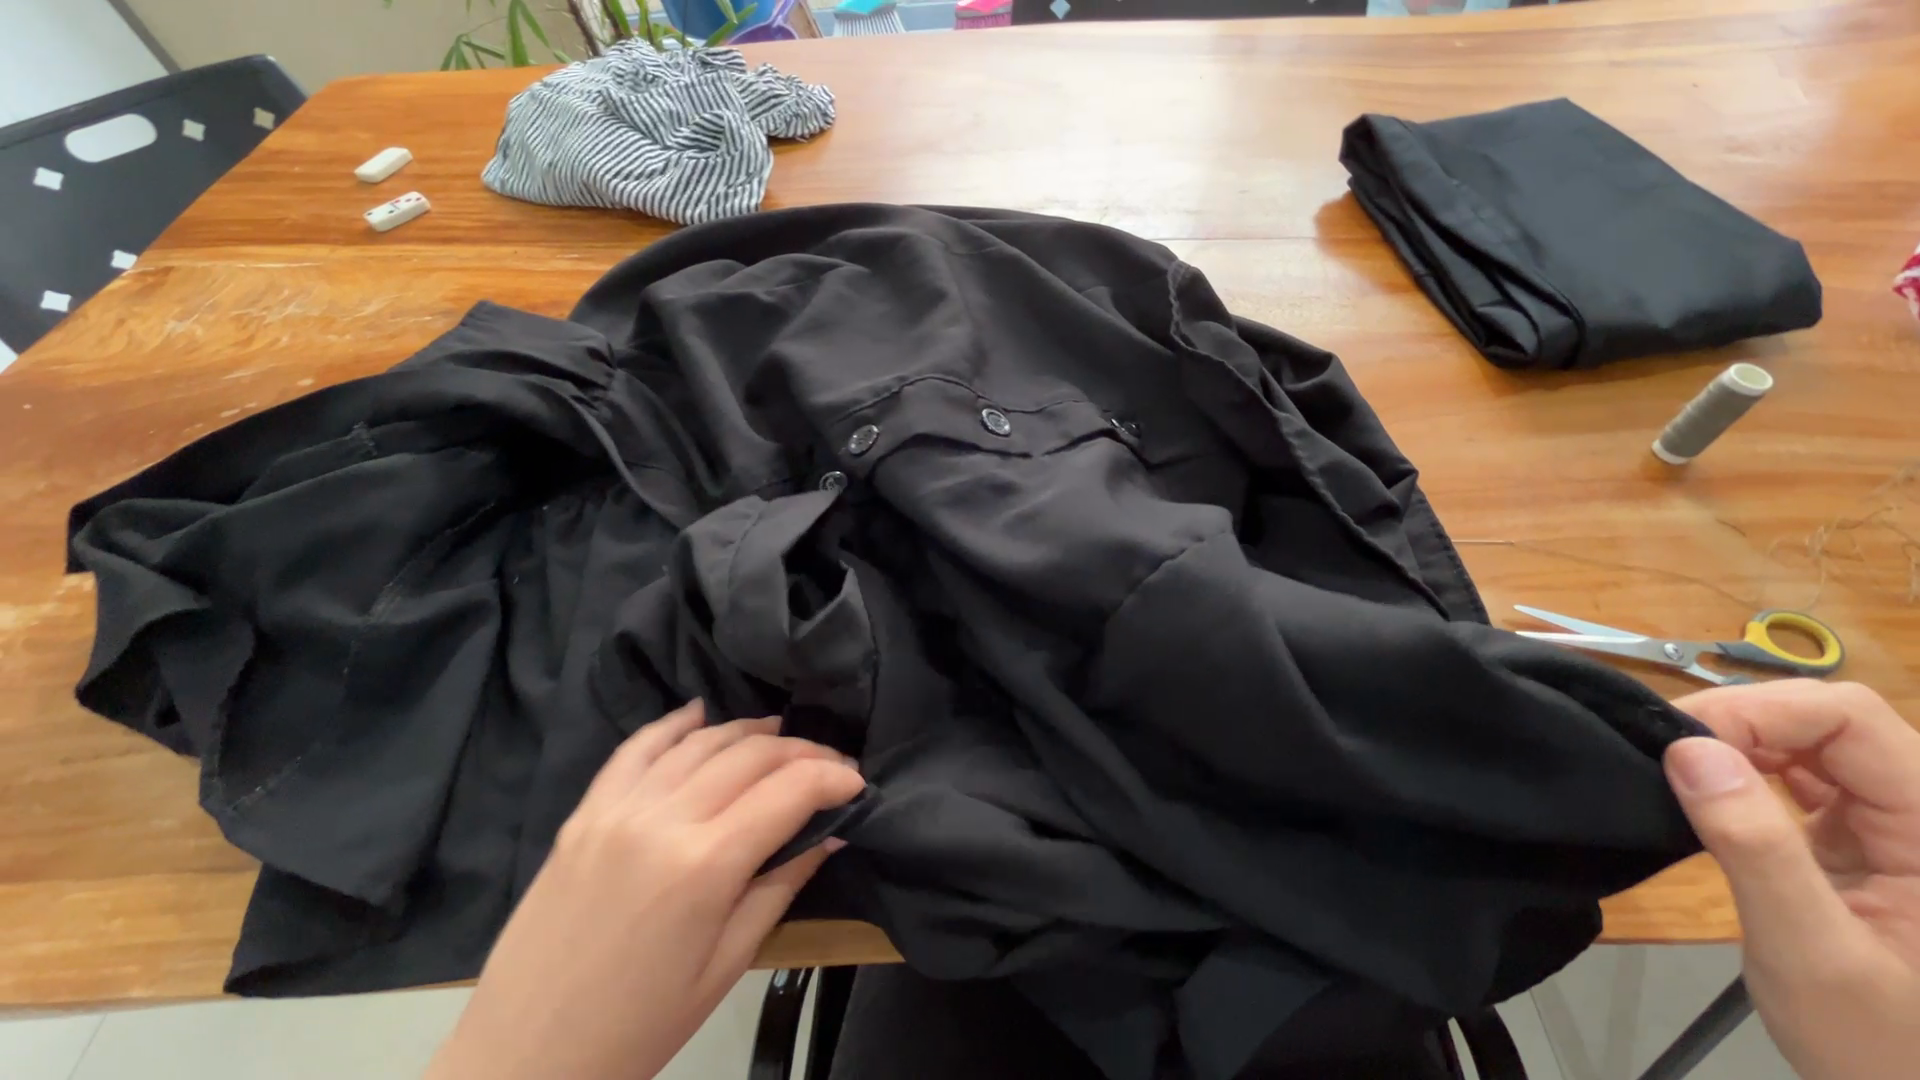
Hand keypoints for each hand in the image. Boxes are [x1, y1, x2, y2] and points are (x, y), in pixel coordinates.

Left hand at [426, 701, 864, 1079]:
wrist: (525, 1057)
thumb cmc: (640, 1026)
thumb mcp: (726, 966)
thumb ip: (780, 886)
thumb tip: (829, 834)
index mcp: (705, 865)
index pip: (789, 791)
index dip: (833, 777)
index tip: (857, 782)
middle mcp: (663, 819)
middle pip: (749, 756)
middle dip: (801, 752)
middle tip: (830, 763)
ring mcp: (617, 810)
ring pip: (698, 743)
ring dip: (747, 732)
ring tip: (780, 736)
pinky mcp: (583, 814)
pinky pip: (635, 750)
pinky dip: (673, 725)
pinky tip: (698, 714)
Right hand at [1664, 680, 1919, 1079]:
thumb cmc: (1880, 1046)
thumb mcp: (1809, 953)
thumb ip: (1755, 848)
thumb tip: (1687, 751)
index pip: (1850, 721)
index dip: (1758, 712)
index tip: (1675, 743)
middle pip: (1832, 721)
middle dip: (1740, 721)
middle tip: (1661, 752)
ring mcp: (1900, 827)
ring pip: (1814, 741)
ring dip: (1737, 742)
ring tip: (1671, 766)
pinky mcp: (1865, 840)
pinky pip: (1804, 777)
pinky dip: (1743, 768)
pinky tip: (1705, 787)